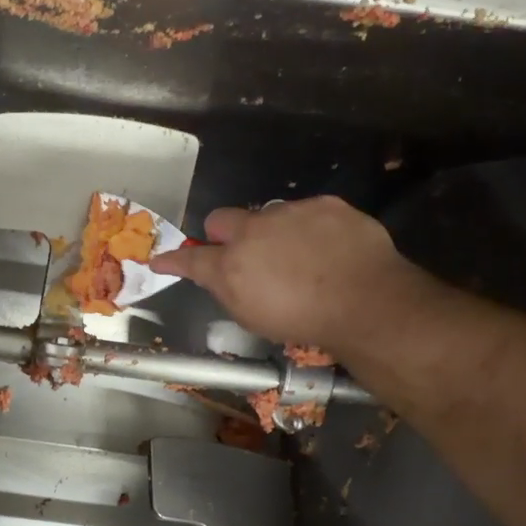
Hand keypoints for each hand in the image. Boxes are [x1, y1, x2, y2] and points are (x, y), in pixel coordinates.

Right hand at [150, 195, 434, 351]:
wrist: (365, 301)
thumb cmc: (302, 321)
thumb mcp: (252, 316)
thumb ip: (229, 289)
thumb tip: (220, 275)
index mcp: (230, 266)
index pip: (190, 259)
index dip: (173, 260)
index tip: (160, 260)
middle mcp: (253, 231)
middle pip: (221, 218)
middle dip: (223, 232)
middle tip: (240, 252)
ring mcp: (290, 213)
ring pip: (267, 215)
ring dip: (270, 231)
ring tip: (295, 255)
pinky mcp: (325, 204)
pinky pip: (306, 212)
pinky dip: (308, 228)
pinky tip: (325, 248)